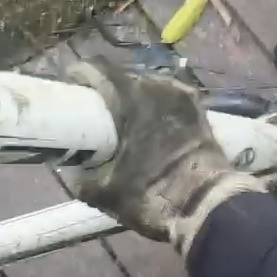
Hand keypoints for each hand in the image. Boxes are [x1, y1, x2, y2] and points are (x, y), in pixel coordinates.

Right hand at [68, 57, 264, 252]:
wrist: (207, 206)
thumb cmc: (153, 194)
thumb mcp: (107, 194)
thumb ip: (81, 180)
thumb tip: (69, 171)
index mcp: (133, 98)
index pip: (100, 69)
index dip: (82, 74)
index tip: (70, 86)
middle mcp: (159, 87)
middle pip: (124, 77)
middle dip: (107, 89)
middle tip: (93, 110)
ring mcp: (183, 96)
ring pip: (149, 86)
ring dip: (133, 97)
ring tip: (121, 119)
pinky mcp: (200, 109)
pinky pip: (169, 98)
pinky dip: (156, 106)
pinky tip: (149, 124)